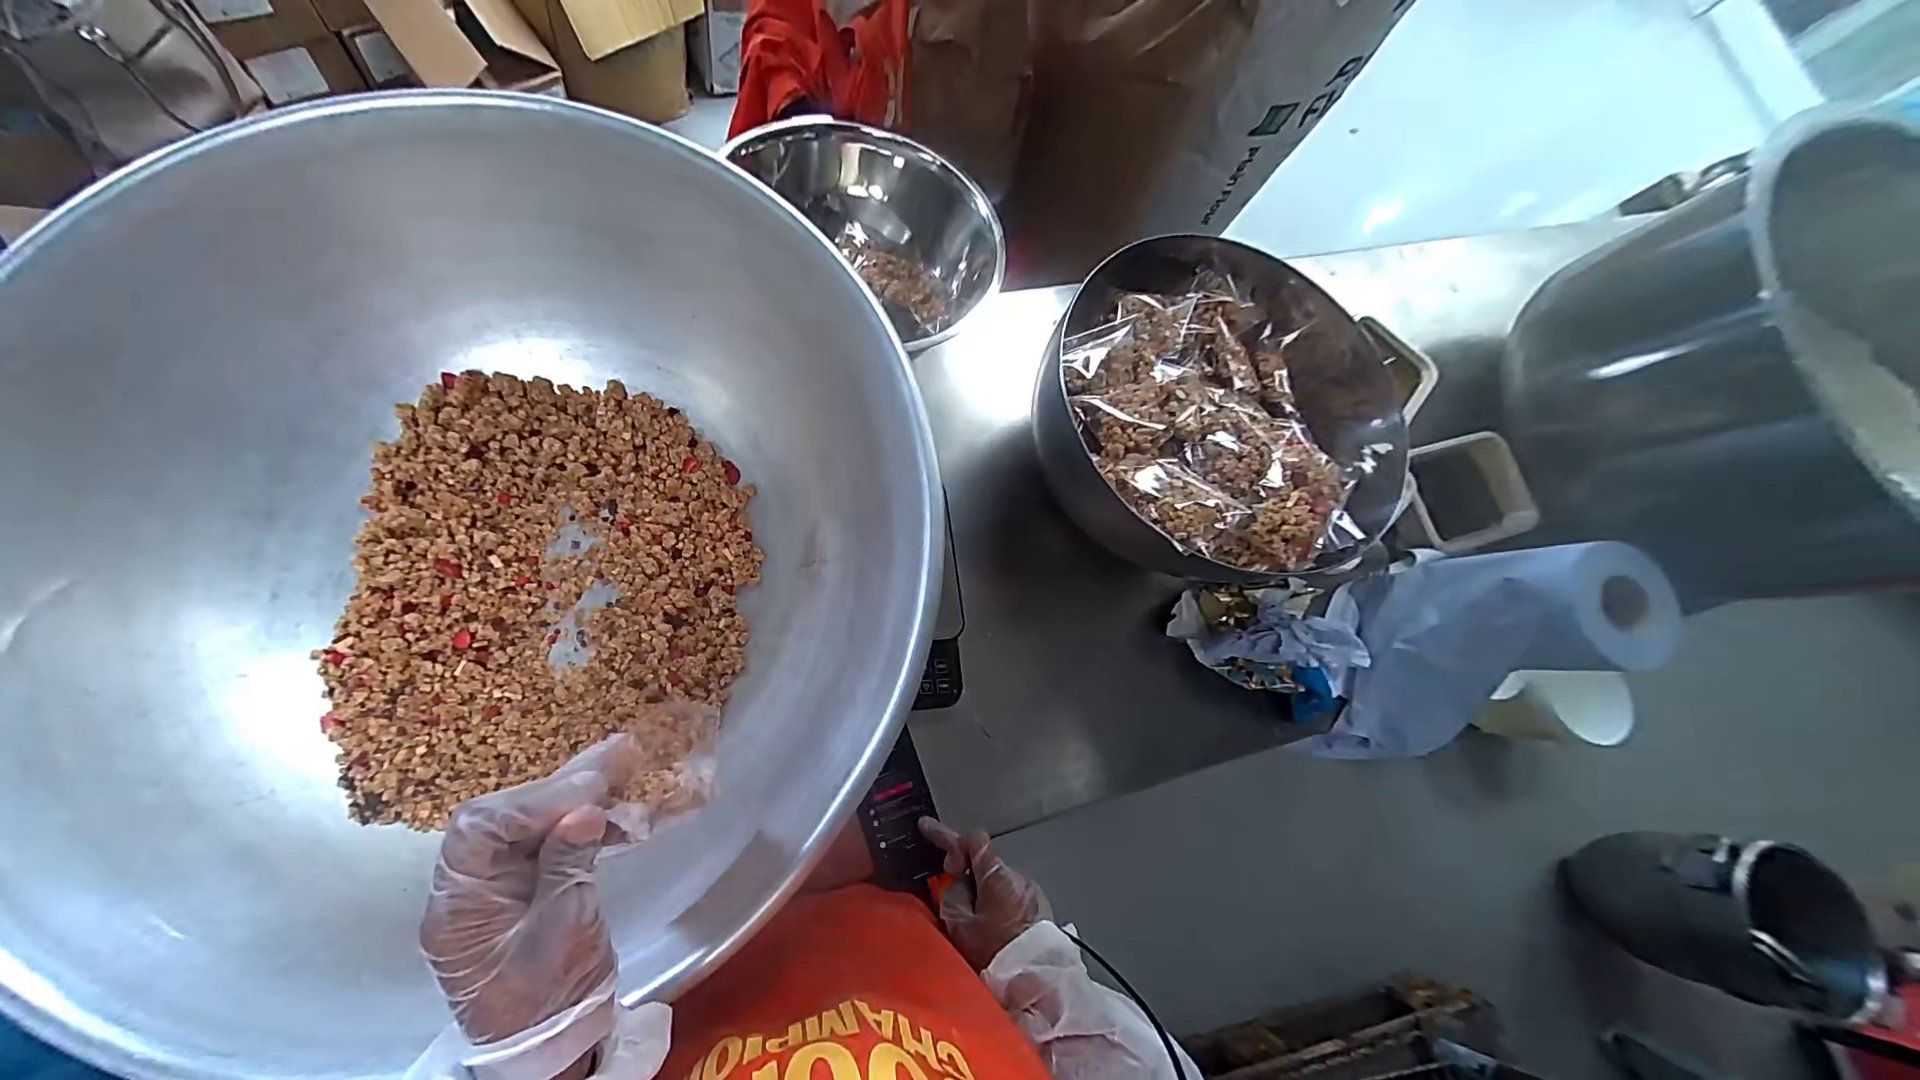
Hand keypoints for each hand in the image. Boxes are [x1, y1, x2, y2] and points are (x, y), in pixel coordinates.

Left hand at [419, 736, 635, 1043]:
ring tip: (627, 764)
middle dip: (564, 785)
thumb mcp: (562, 933)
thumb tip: (585, 811)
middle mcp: (471, 884)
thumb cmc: (548, 994)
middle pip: (508, 814)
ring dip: (581, 793)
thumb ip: (568, 868)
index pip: (482, 827)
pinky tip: (620, 809)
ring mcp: (499, 882)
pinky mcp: (528, 881)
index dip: (536, 800)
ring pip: (534, 819)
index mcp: (460, 904)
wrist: (551, 1039)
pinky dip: (587, 818)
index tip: (591, 790)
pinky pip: (553, 836)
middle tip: (618, 754)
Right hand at [919, 817, 1051, 969]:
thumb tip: (956, 882)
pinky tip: (990, 930)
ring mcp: (1032, 893)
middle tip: (945, 890)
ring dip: (981, 892)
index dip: (945, 835)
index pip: (970, 839)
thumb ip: (952, 895)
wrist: (1041, 988)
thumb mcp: (960, 926)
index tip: (926, 830)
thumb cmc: (996, 954)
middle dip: (963, 872)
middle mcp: (1018, 876)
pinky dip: (996, 905)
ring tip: (969, 922)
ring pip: (997, 883)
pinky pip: (1010, 898)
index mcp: (997, 874)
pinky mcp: (1041, 911)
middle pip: (983, 862)